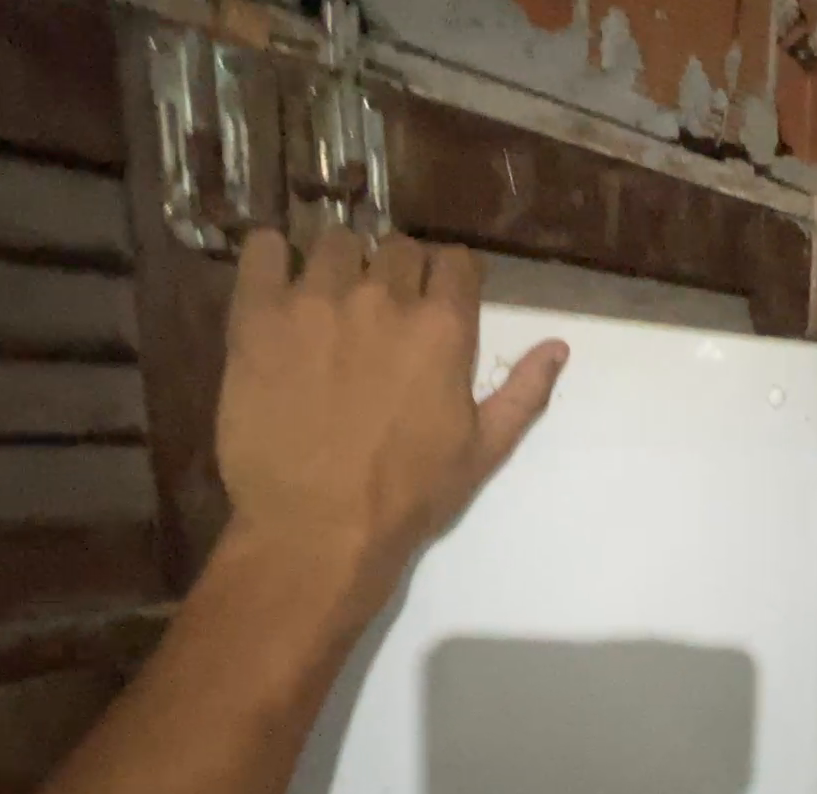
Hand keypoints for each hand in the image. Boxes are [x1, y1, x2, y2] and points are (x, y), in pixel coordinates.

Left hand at [216, 228, 567, 555]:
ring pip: (335, 242)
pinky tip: (279, 285)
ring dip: (345, 264)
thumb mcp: (485, 450)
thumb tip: (559, 346)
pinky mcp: (257, 316)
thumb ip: (524, 392)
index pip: (457, 262)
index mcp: (442, 329)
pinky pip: (262, 250)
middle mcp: (383, 298)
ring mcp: (315, 302)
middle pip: (398, 248)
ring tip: (336, 301)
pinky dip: (273, 256)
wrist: (319, 526)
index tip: (445, 298)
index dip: (455, 277)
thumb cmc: (411, 493)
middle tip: (390, 311)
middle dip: (402, 271)